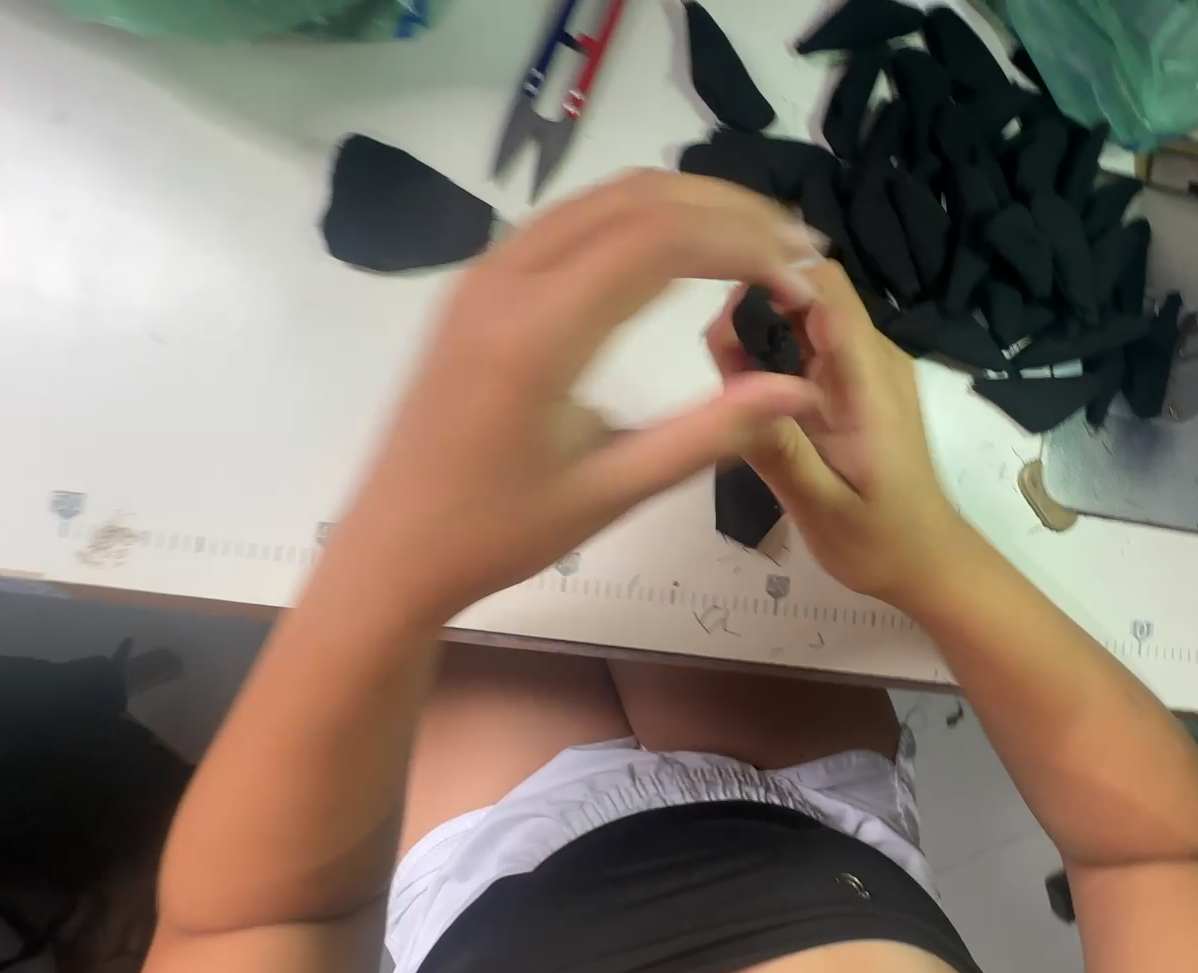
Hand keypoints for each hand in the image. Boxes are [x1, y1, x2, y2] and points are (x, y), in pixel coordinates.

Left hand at [352, 171, 827, 623]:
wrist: (393, 549)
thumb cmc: (499, 534)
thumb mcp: (613, 491)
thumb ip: (711, 434)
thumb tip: (800, 390)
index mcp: (537, 333)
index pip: (662, 240)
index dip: (747, 243)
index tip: (804, 274)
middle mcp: (505, 278)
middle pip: (637, 199)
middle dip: (729, 211)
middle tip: (796, 248)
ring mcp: (484, 274)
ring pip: (602, 199)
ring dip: (686, 208)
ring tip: (754, 242)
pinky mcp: (477, 286)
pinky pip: (570, 222)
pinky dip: (638, 222)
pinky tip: (677, 253)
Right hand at [706, 261, 979, 613]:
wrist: (925, 562)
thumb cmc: (879, 543)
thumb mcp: (821, 506)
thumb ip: (780, 447)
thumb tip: (735, 383)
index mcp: (868, 380)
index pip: (822, 289)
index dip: (769, 282)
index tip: (725, 325)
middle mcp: (869, 361)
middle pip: (805, 296)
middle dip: (753, 314)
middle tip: (719, 373)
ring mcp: (863, 373)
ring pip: (801, 322)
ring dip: (759, 340)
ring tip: (730, 394)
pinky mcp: (853, 390)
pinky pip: (806, 353)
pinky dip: (772, 365)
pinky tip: (754, 407)